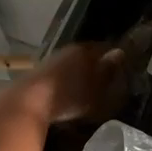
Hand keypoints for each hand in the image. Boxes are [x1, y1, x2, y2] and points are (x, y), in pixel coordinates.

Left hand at [24, 36, 144, 124]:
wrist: (28, 103)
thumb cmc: (68, 96)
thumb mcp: (95, 88)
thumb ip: (108, 71)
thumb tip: (119, 53)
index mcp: (84, 50)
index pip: (104, 48)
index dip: (114, 57)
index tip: (123, 68)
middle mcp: (68, 50)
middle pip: (87, 54)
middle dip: (97, 65)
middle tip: (108, 80)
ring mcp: (52, 60)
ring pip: (72, 63)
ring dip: (80, 73)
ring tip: (89, 89)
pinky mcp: (39, 73)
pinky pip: (61, 74)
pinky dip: (67, 80)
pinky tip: (69, 93)